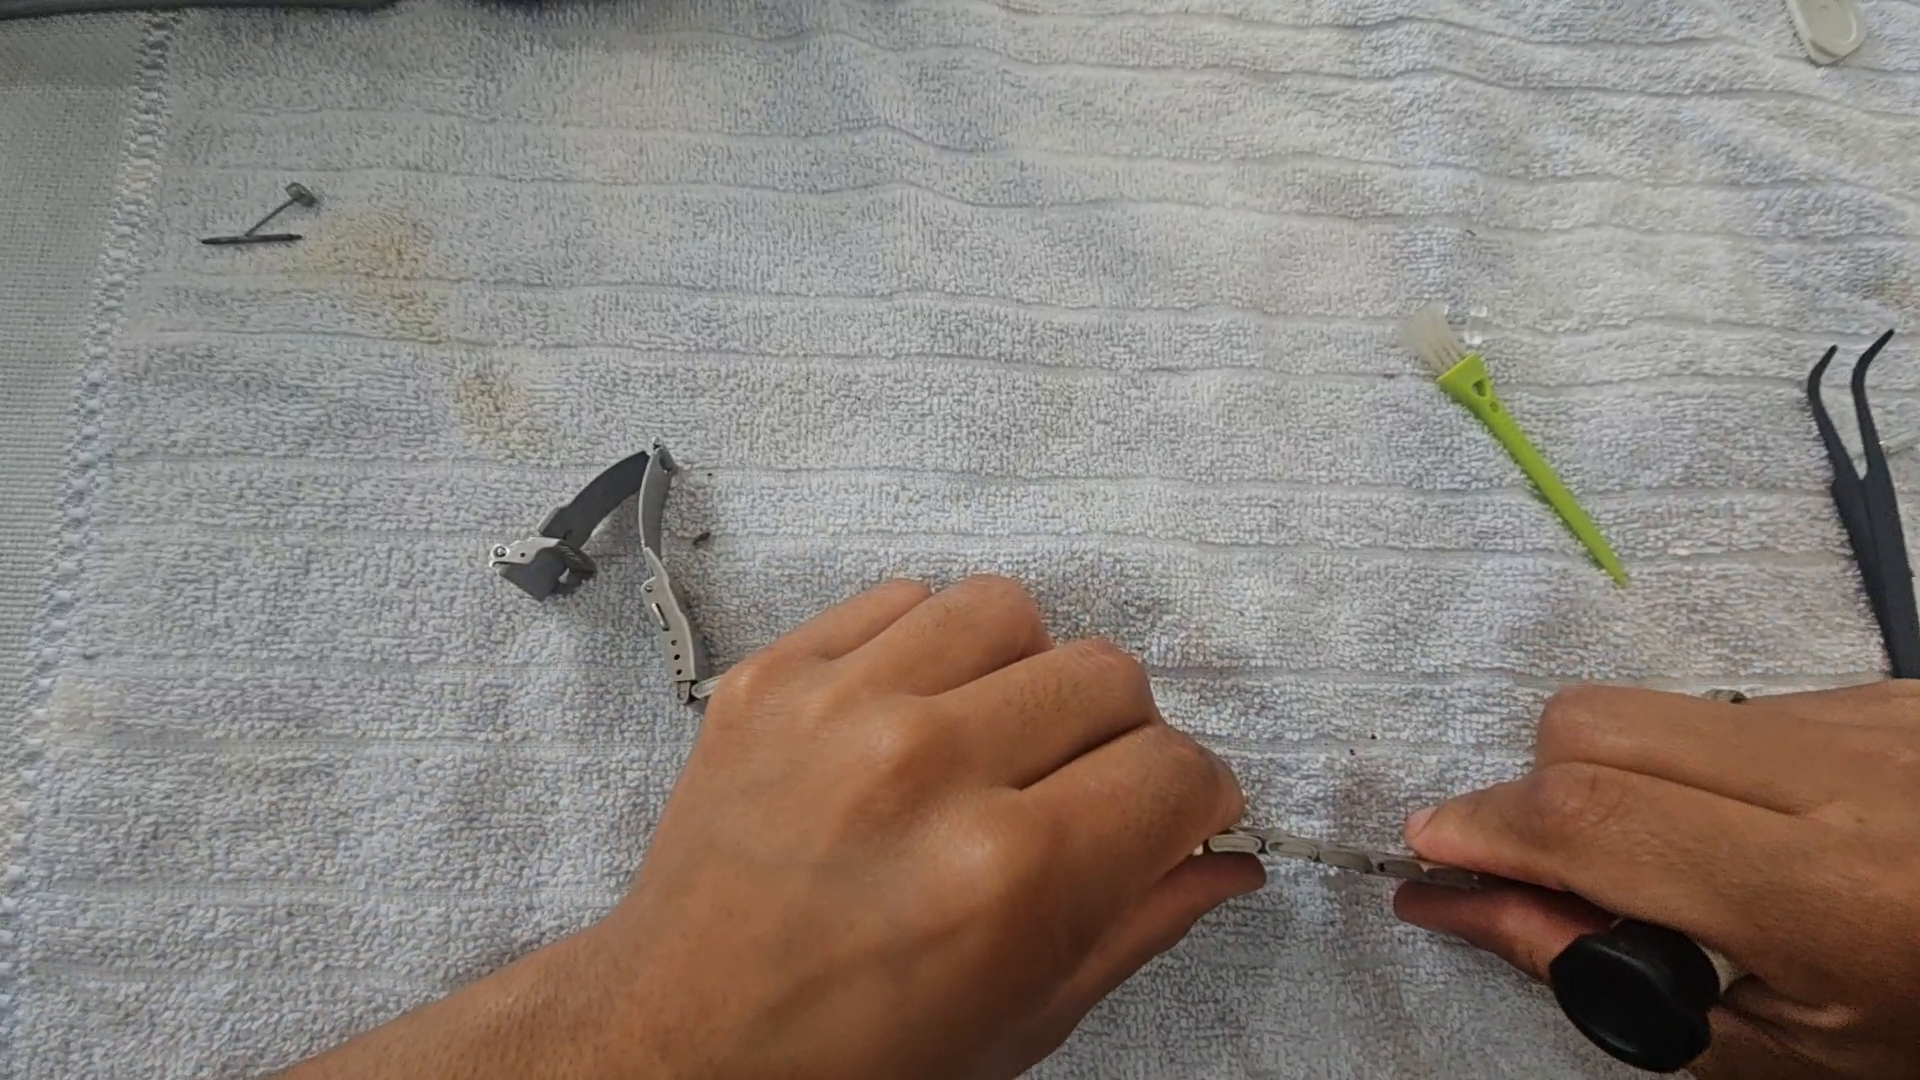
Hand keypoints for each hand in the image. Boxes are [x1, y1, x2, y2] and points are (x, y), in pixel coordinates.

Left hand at [281, 577, 1258, 1079]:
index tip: (1176, 805)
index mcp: (1006, 875)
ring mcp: (837, 702)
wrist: (672, 1036)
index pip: (1173, 770)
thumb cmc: (857, 1055)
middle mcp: (924, 766)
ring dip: (1025, 668)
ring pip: (1007, 607)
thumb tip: (1228, 848)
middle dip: (1120, 730)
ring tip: (990, 727)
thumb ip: (1142, 920)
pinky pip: (904, 598)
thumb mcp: (1023, 1019)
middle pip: (1105, 670)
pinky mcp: (773, 669)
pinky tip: (908, 705)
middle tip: (1077, 775)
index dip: (1196, 791)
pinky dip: (931, 644)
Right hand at [1393, 682, 1919, 1078]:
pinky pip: (1702, 703)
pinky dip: (1673, 759)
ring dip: (1598, 771)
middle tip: (1554, 857)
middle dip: (1534, 790)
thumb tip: (1444, 899)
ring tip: (1664, 840)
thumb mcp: (1765, 1043)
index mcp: (1846, 897)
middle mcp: (1860, 781)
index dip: (1488, 828)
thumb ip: (1583, 964)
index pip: (1593, 821)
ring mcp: (1869, 722)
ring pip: (1631, 706)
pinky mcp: (1875, 694)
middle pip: (1588, 728)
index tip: (1434, 848)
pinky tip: (1741, 816)